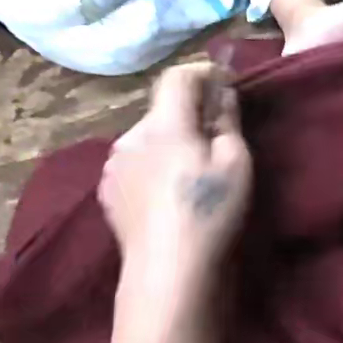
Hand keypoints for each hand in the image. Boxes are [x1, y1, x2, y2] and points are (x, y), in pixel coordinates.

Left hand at [99, 63, 251, 287]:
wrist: (168, 269)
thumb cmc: (209, 212)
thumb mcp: (235, 163)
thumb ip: (227, 120)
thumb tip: (222, 93)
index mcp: (163, 123)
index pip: (177, 77)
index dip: (202, 73)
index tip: (222, 83)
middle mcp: (130, 135)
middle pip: (162, 108)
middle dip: (188, 113)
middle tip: (215, 136)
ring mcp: (113, 164)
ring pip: (147, 136)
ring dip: (169, 140)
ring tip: (190, 169)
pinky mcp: (107, 190)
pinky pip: (134, 162)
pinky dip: (152, 163)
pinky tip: (167, 191)